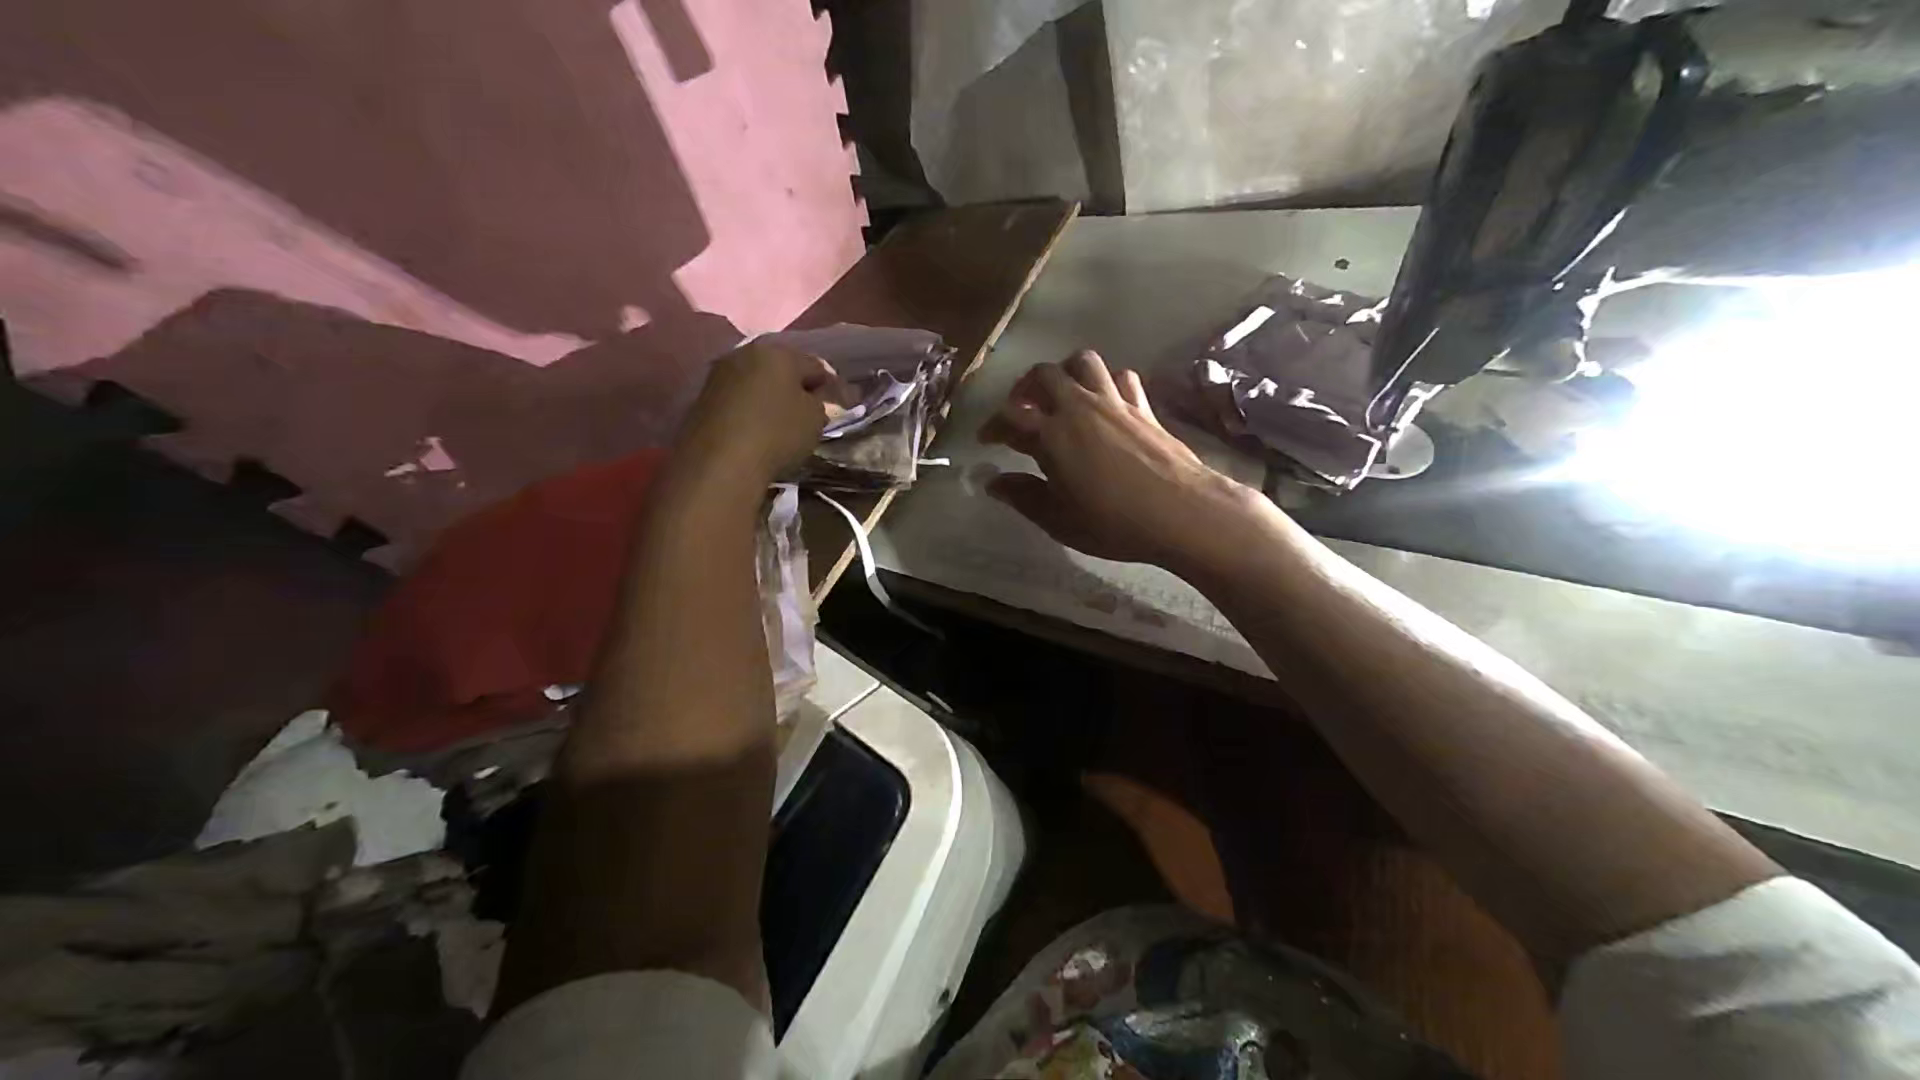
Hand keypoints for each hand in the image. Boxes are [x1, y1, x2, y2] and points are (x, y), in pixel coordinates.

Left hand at [675, 341, 839, 487]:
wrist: (719, 461)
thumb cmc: (777, 433)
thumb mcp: (815, 419)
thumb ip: (822, 402)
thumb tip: (817, 397)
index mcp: (778, 352)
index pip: (815, 365)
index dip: (830, 385)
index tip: (838, 405)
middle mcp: (745, 353)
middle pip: (781, 368)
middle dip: (796, 387)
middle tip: (809, 412)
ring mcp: (719, 374)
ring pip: (756, 382)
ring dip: (770, 397)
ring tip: (782, 422)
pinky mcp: (702, 398)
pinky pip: (737, 399)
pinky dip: (750, 409)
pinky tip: (757, 429)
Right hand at [979, 349, 1262, 572]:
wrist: (1182, 512)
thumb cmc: (1113, 522)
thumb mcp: (1059, 519)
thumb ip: (1023, 496)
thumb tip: (993, 482)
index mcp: (1051, 435)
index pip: (1010, 416)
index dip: (992, 425)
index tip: (987, 440)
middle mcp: (1079, 408)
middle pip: (1043, 375)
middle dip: (1024, 389)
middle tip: (1021, 411)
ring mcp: (1113, 402)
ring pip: (1083, 362)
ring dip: (1065, 372)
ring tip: (1061, 395)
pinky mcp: (1142, 407)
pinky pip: (1121, 378)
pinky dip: (1107, 383)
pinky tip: (1105, 403)